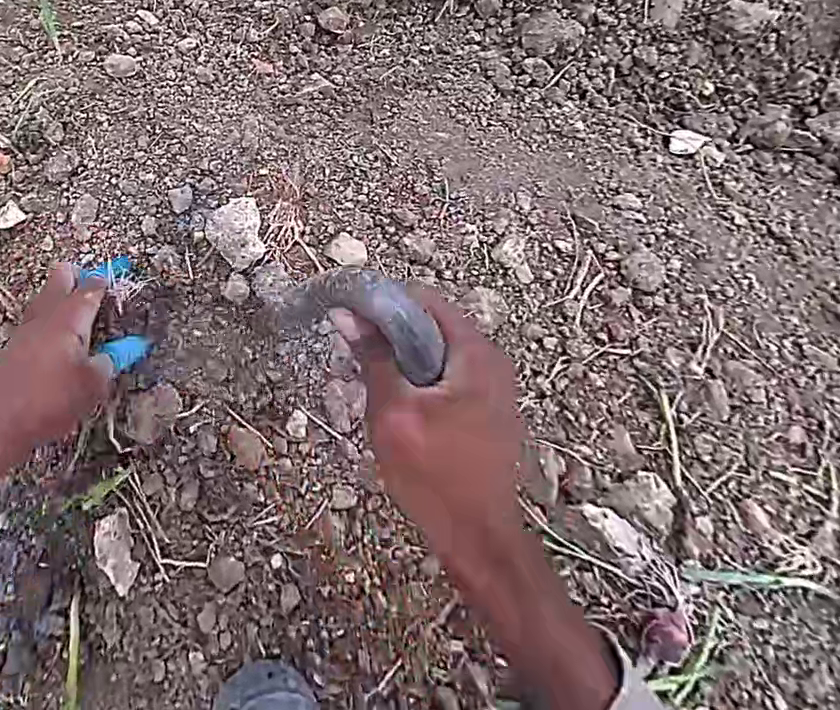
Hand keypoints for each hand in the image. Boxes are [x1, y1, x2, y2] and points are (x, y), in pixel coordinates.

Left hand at [0, 263, 113, 482]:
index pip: (89, 291)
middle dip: (72, 274)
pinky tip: (52, 330)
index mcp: (68, 320)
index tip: (112, 275)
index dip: (102, 282)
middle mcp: (45, 318)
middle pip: (58, 282)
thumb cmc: (49, 401)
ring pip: (44, 299)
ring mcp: (25, 332)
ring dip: (57, 293)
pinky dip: (47, 315)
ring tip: (69, 294)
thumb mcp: (91, 385)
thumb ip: (110, 362)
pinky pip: (35, 319)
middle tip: (84, 272)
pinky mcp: (12, 349)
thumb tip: (125, 348)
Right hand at [331, 283, 526, 592]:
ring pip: (434, 352)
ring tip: (376, 388)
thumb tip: (348, 315)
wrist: (478, 539)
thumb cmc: (436, 475)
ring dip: (401, 361)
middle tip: (360, 357)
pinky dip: (417, 380)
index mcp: (476, 353)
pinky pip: (444, 377)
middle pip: (430, 325)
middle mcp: (490, 361)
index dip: (384, 303)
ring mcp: (492, 387)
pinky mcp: (485, 410)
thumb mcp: (393, 411)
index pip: (424, 300)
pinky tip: (397, 408)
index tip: (353, 318)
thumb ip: (373, 357)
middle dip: (391, 336)